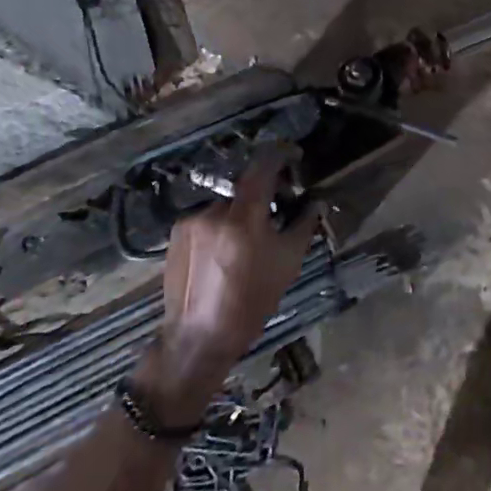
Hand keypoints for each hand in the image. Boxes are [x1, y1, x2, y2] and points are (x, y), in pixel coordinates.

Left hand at [140, 143, 319, 415]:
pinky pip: (207, 217)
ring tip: (252, 235)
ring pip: (226, 203)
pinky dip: (222, 222)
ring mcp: (190, 220)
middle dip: (265, 191)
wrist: (199, 336)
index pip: (263, 167)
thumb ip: (303, 224)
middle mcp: (213, 210)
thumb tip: (314, 202)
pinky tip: (228, 247)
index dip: (281, 154)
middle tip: (280, 206)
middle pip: (245, 186)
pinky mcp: (176, 233)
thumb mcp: (288, 261)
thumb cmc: (251, 300)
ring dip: (242, 210)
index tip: (295, 156)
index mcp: (243, 216)